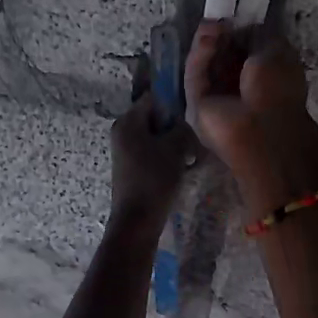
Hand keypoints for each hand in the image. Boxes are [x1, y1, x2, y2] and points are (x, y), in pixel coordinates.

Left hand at [110, 94, 190, 220]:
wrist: (138, 220)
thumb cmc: (155, 178)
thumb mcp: (175, 147)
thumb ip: (182, 127)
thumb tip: (185, 122)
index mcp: (128, 121)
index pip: (153, 98)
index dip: (173, 103)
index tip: (192, 113)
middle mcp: (122, 131)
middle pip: (154, 117)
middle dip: (175, 125)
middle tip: (194, 135)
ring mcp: (125, 150)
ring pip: (155, 136)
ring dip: (173, 142)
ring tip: (191, 153)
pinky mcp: (131, 167)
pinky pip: (151, 151)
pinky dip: (166, 155)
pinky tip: (182, 166)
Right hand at [183, 21, 309, 164]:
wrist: (263, 128)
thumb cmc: (277, 88)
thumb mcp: (276, 49)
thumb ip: (257, 34)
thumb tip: (240, 27)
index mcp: (264, 76)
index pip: (244, 50)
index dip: (236, 32)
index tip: (232, 18)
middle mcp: (239, 87)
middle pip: (220, 56)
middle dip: (218, 37)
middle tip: (217, 20)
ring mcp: (217, 98)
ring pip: (205, 65)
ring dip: (206, 44)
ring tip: (209, 27)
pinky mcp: (197, 105)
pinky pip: (194, 78)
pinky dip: (198, 58)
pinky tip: (205, 41)